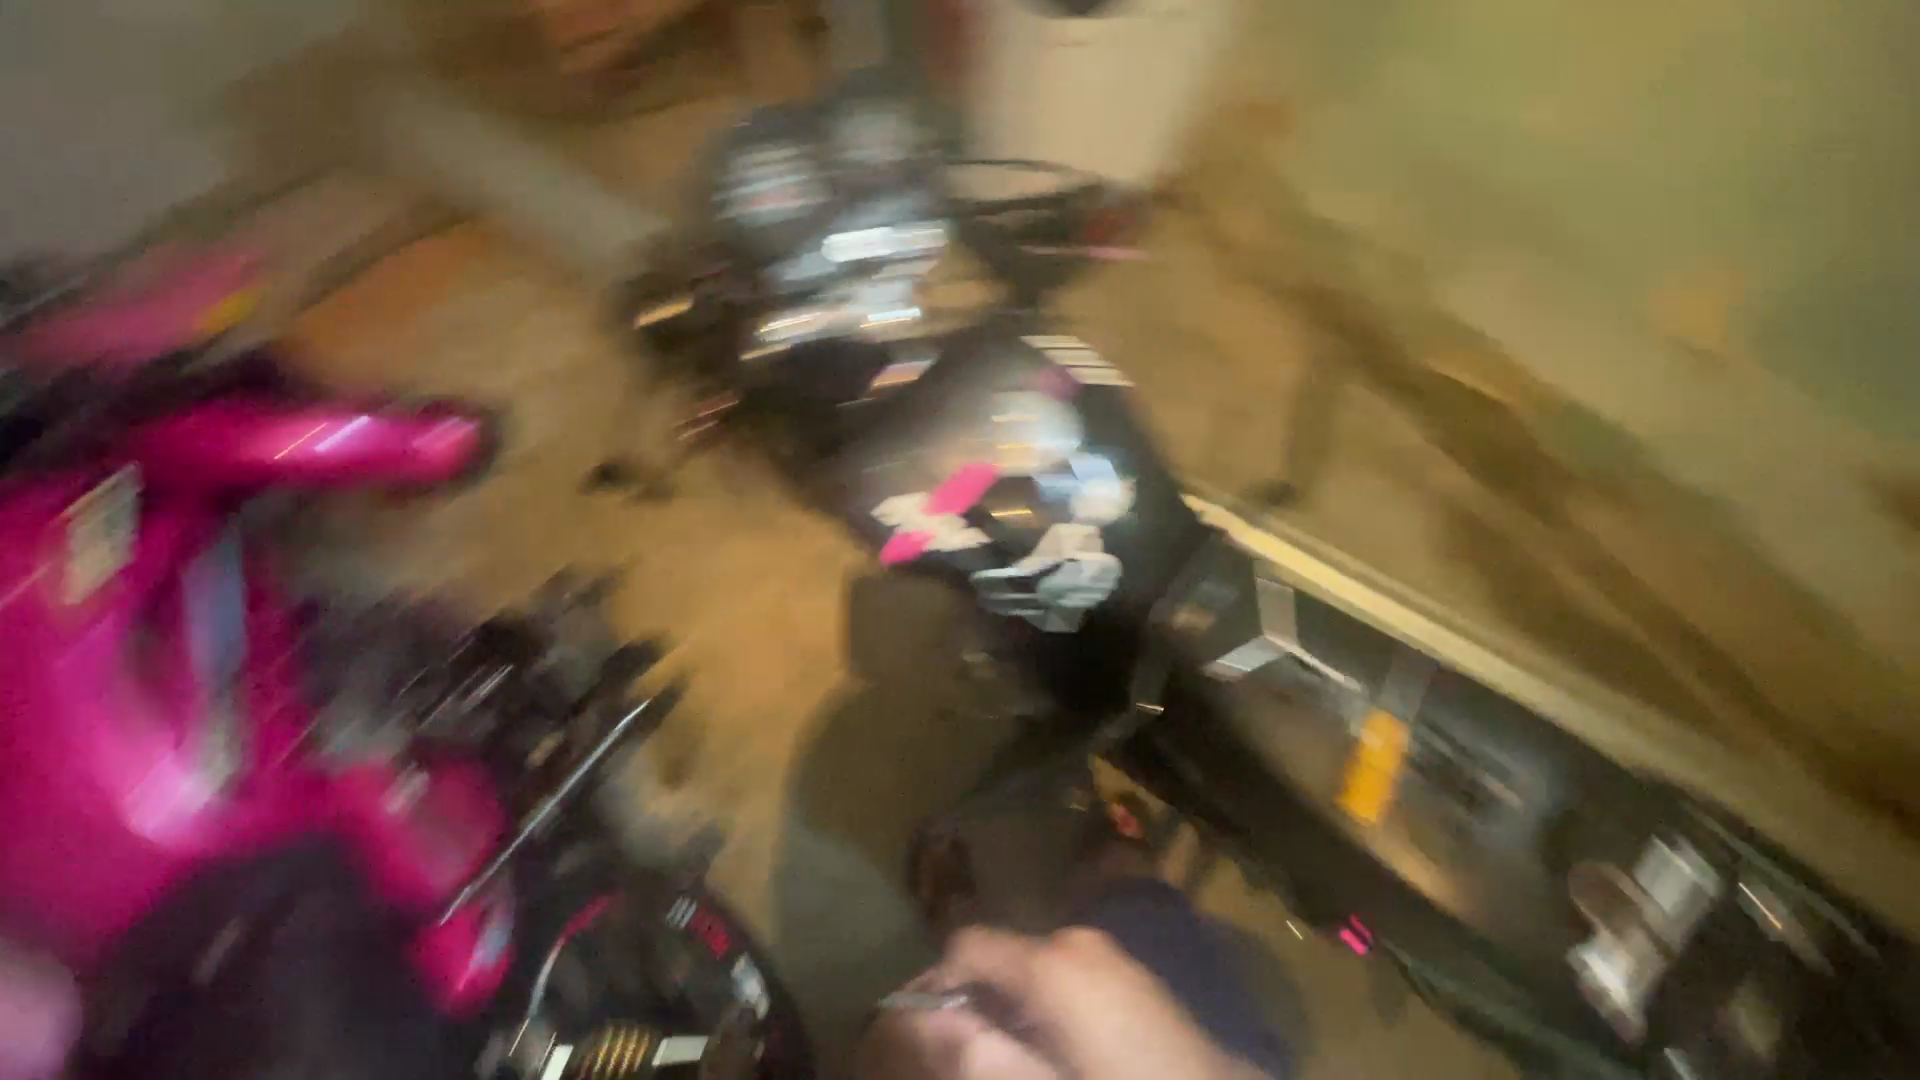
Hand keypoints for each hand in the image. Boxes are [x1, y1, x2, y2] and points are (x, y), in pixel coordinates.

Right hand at [854, 926, 1259, 1079]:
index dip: (937, 983)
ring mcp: (1108, 953)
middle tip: (970, 1055)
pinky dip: (1047, 1005)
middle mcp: (1075, 941)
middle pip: (1001, 957)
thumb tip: (919, 1019)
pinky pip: (1067, 976)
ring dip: (1012, 1006)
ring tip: (1016, 1056)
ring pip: (1033, 968)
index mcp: (1051, 963)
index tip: (921, 1028)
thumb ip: (980, 1053)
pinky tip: (1060, 1050)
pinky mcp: (1129, 973)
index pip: (967, 945)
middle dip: (976, 1002)